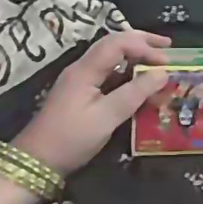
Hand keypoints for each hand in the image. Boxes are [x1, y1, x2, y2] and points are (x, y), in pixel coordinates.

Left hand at [14, 30, 171, 176]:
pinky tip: (137, 81)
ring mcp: (78, 80)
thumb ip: (135, 93)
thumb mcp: (107, 117)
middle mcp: (81, 68)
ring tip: (156, 61)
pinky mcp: (79, 93)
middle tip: (167, 47)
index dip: (144, 46)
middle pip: (113, 43)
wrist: (35, 161)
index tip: (167, 60)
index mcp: (85, 69)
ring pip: (109, 57)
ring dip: (133, 55)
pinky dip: (125, 72)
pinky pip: (106, 73)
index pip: (118, 43)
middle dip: (141, 42)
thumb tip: (162, 73)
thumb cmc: (71, 139)